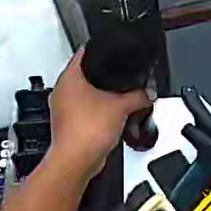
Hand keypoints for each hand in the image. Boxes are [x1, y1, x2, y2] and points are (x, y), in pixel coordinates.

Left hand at [48, 49, 150, 176]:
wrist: (77, 160)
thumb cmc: (87, 131)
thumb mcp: (122, 107)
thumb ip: (139, 97)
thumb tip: (147, 94)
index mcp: (69, 78)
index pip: (83, 53)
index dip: (98, 50)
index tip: (108, 49)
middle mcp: (62, 91)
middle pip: (85, 75)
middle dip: (103, 77)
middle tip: (118, 78)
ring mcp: (62, 108)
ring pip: (84, 94)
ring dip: (100, 96)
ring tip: (116, 101)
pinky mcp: (68, 124)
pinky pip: (84, 112)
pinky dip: (96, 113)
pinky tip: (109, 119)